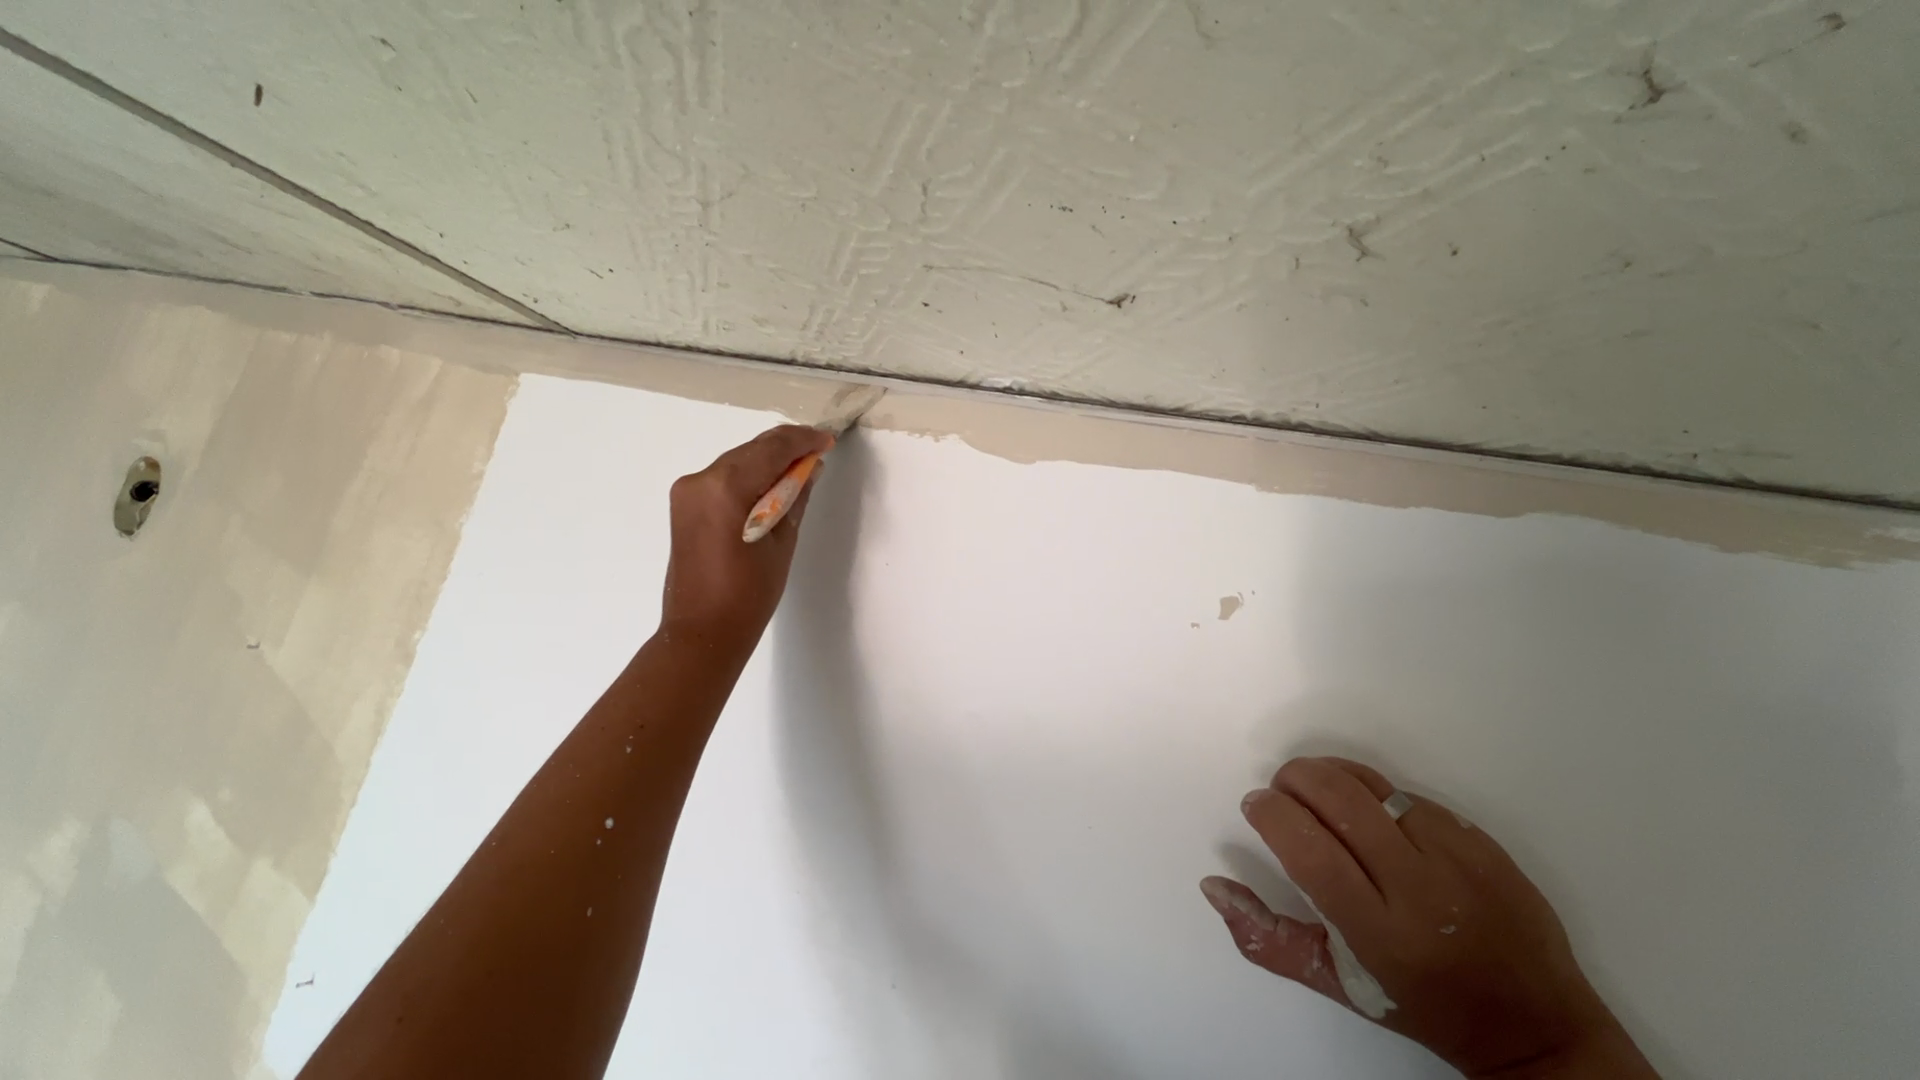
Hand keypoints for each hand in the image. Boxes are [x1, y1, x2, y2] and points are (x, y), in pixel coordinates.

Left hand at [659, 425, 833, 648]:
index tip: (827, 441)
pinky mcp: (684, 505)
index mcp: (725, 487)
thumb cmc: (748, 594)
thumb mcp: (782, 543)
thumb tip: (808, 469)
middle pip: (751, 450)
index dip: (803, 441)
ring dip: (767, 463)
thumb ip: (794, 497)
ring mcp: (687, 492)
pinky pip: (723, 479)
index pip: (772, 448)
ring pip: (737, 462)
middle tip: (818, 453)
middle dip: (786, 449)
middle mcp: (700, 480)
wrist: (702, 631)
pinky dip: (748, 478)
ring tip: (799, 473)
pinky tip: (771, 489)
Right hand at [1201, 757, 1657, 1079]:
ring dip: (1330, 775)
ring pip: (1374, 786)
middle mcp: (1419, 889)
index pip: (1310, 850)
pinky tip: (1368, 811)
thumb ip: (1267, 938)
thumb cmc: (1422, 1006)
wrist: (1534, 1021)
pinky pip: (1411, 795)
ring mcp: (1457, 859)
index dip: (1272, 813)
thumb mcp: (1337, 984)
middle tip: (1280, 788)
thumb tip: (1213, 886)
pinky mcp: (1482, 841)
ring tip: (1315, 788)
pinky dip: (1375, 792)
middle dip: (1295, 779)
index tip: (1257, 805)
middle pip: (1340, 800)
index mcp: (1377, 932)